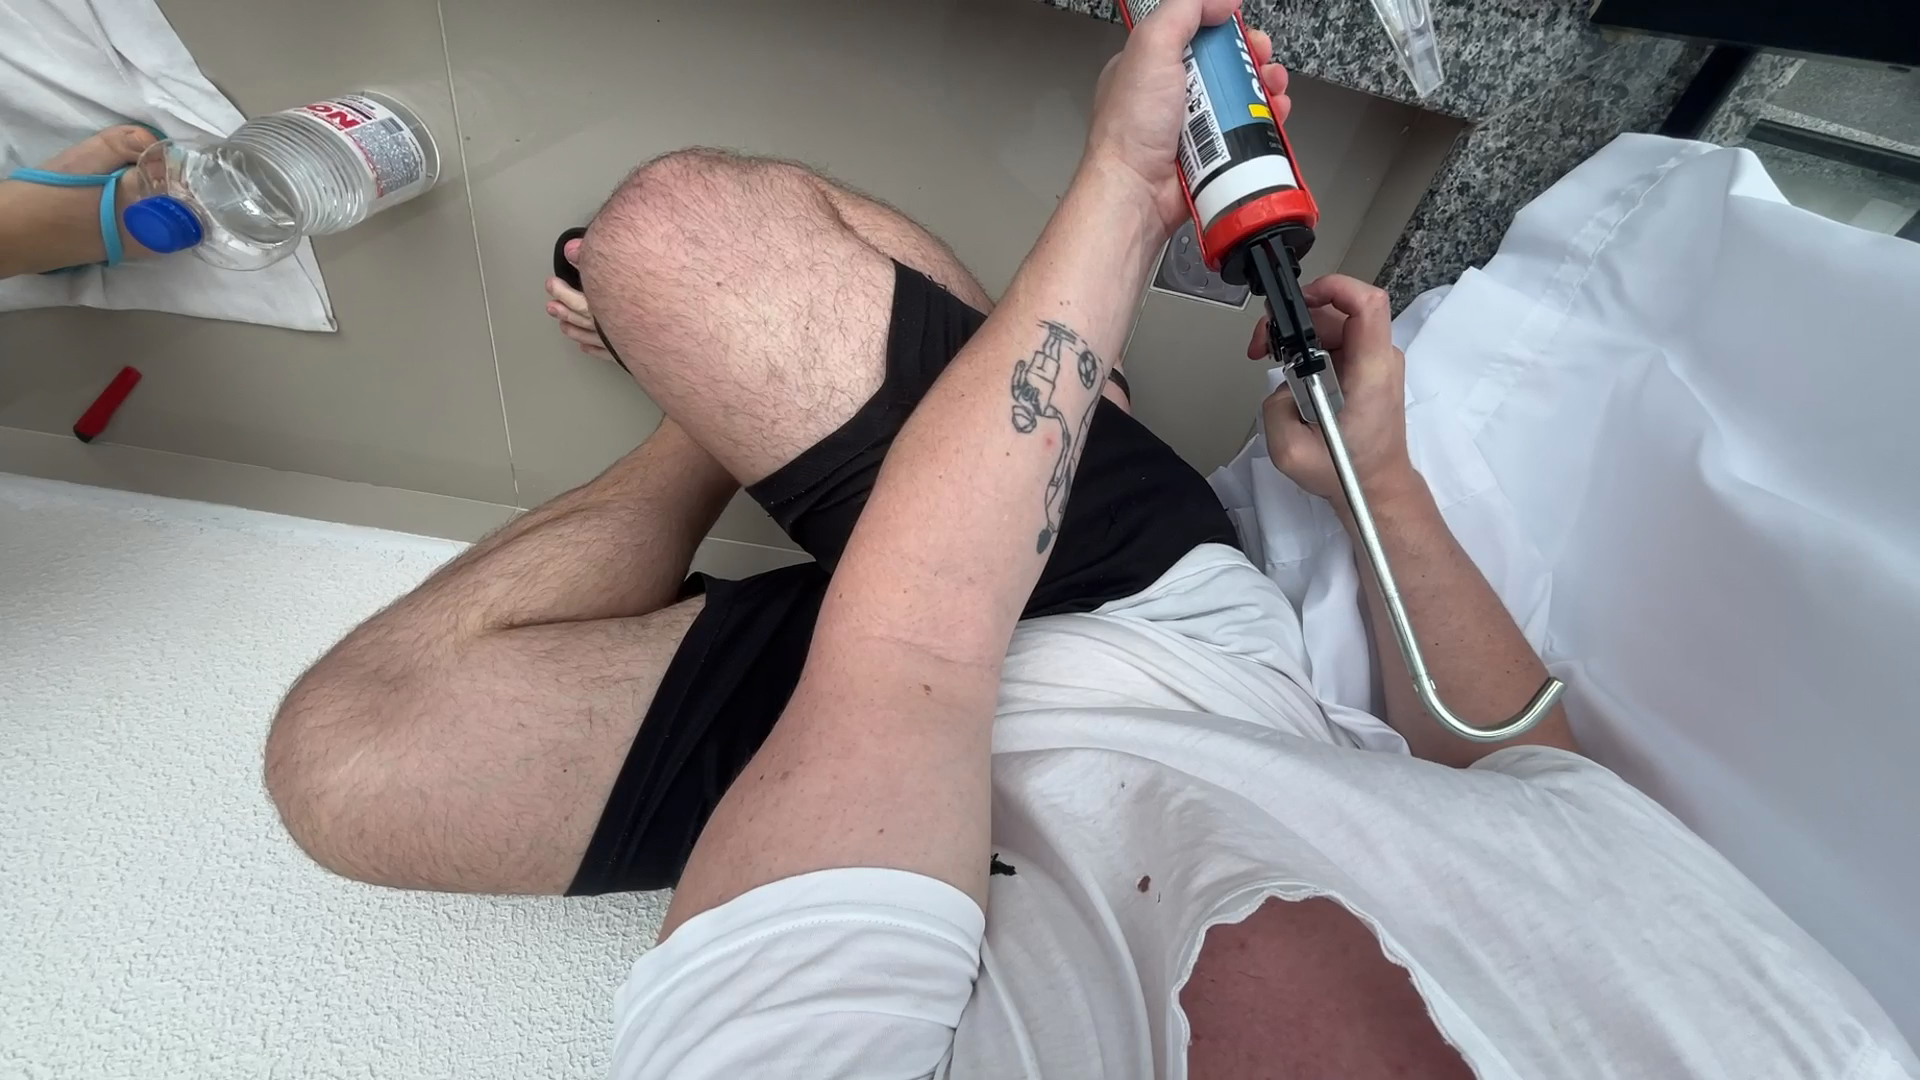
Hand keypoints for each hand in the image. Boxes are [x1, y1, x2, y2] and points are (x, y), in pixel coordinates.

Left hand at [1086, 0, 1291, 240]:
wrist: (1134, 194)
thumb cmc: (1130, 130)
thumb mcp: (1151, 46)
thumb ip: (1184, 11)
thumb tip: (1220, 1)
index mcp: (1147, 70)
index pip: (1192, 37)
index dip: (1222, 29)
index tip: (1241, 29)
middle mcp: (1166, 101)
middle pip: (1221, 67)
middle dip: (1251, 59)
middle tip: (1261, 61)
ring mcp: (1187, 132)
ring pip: (1237, 101)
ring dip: (1263, 89)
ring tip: (1273, 87)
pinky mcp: (1206, 159)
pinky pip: (1242, 137)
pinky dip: (1263, 124)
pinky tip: (1273, 116)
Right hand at [1255, 274, 1417, 505]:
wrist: (1375, 486)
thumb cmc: (1346, 472)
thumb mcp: (1291, 452)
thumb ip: (1276, 411)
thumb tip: (1280, 388)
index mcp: (1369, 372)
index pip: (1366, 304)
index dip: (1332, 288)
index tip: (1297, 301)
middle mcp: (1378, 360)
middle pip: (1338, 313)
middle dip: (1294, 320)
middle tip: (1263, 344)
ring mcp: (1374, 364)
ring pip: (1333, 327)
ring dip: (1297, 337)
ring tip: (1271, 359)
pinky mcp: (1366, 371)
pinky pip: (1335, 344)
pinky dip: (1307, 349)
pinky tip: (1289, 370)